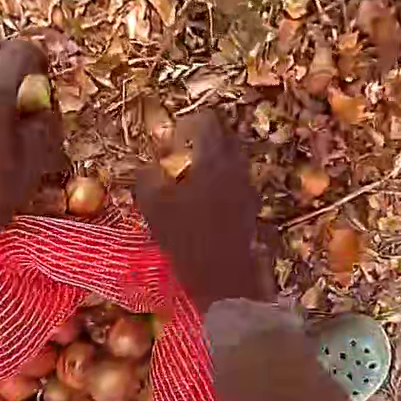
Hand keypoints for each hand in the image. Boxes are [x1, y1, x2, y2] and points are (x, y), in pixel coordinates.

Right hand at [135, 112, 266, 308]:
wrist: (224, 279)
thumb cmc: (187, 240)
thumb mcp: (154, 207)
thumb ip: (147, 177)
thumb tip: (148, 166)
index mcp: (214, 160)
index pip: (207, 121)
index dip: (187, 123)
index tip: (172, 139)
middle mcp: (238, 168)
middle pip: (226, 138)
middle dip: (205, 139)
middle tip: (183, 152)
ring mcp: (249, 188)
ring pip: (234, 161)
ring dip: (215, 161)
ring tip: (192, 177)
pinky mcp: (253, 207)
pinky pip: (238, 182)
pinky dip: (223, 182)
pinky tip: (206, 200)